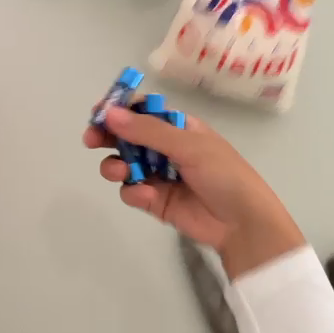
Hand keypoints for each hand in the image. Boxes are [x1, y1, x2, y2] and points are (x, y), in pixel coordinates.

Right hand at [83, 107, 304, 278]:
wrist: (242, 223)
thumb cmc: (223, 173)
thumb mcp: (188, 145)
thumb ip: (147, 130)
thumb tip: (110, 112)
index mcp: (178, 127)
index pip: (142, 111)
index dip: (119, 109)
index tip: (98, 112)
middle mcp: (165, 148)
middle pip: (126, 136)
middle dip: (107, 136)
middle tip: (91, 140)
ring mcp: (159, 175)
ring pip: (123, 164)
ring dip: (115, 165)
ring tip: (120, 172)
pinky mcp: (155, 201)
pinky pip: (132, 192)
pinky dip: (134, 192)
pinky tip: (147, 196)